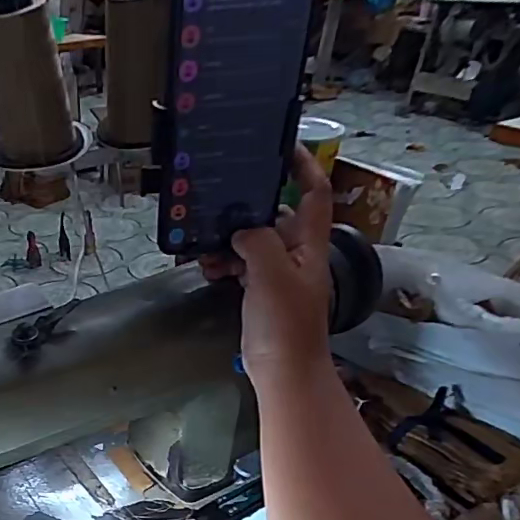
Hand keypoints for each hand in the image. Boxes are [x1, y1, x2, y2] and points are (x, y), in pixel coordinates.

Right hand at [204, 146, 334, 382]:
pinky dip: (226, 262)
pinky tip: (209, 267)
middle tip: (219, 200)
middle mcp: (296, 254)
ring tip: (205, 245)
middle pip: (275, 215)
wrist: (283, 373)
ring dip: (230, 240)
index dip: (303, 166)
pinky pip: (243, 266)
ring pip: (253, 242)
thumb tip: (242, 229)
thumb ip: (257, 240)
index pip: (314, 193)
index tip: (280, 146)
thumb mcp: (271, 274)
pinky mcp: (261, 294)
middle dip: (247, 208)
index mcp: (309, 244)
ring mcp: (278, 275)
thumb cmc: (285, 325)